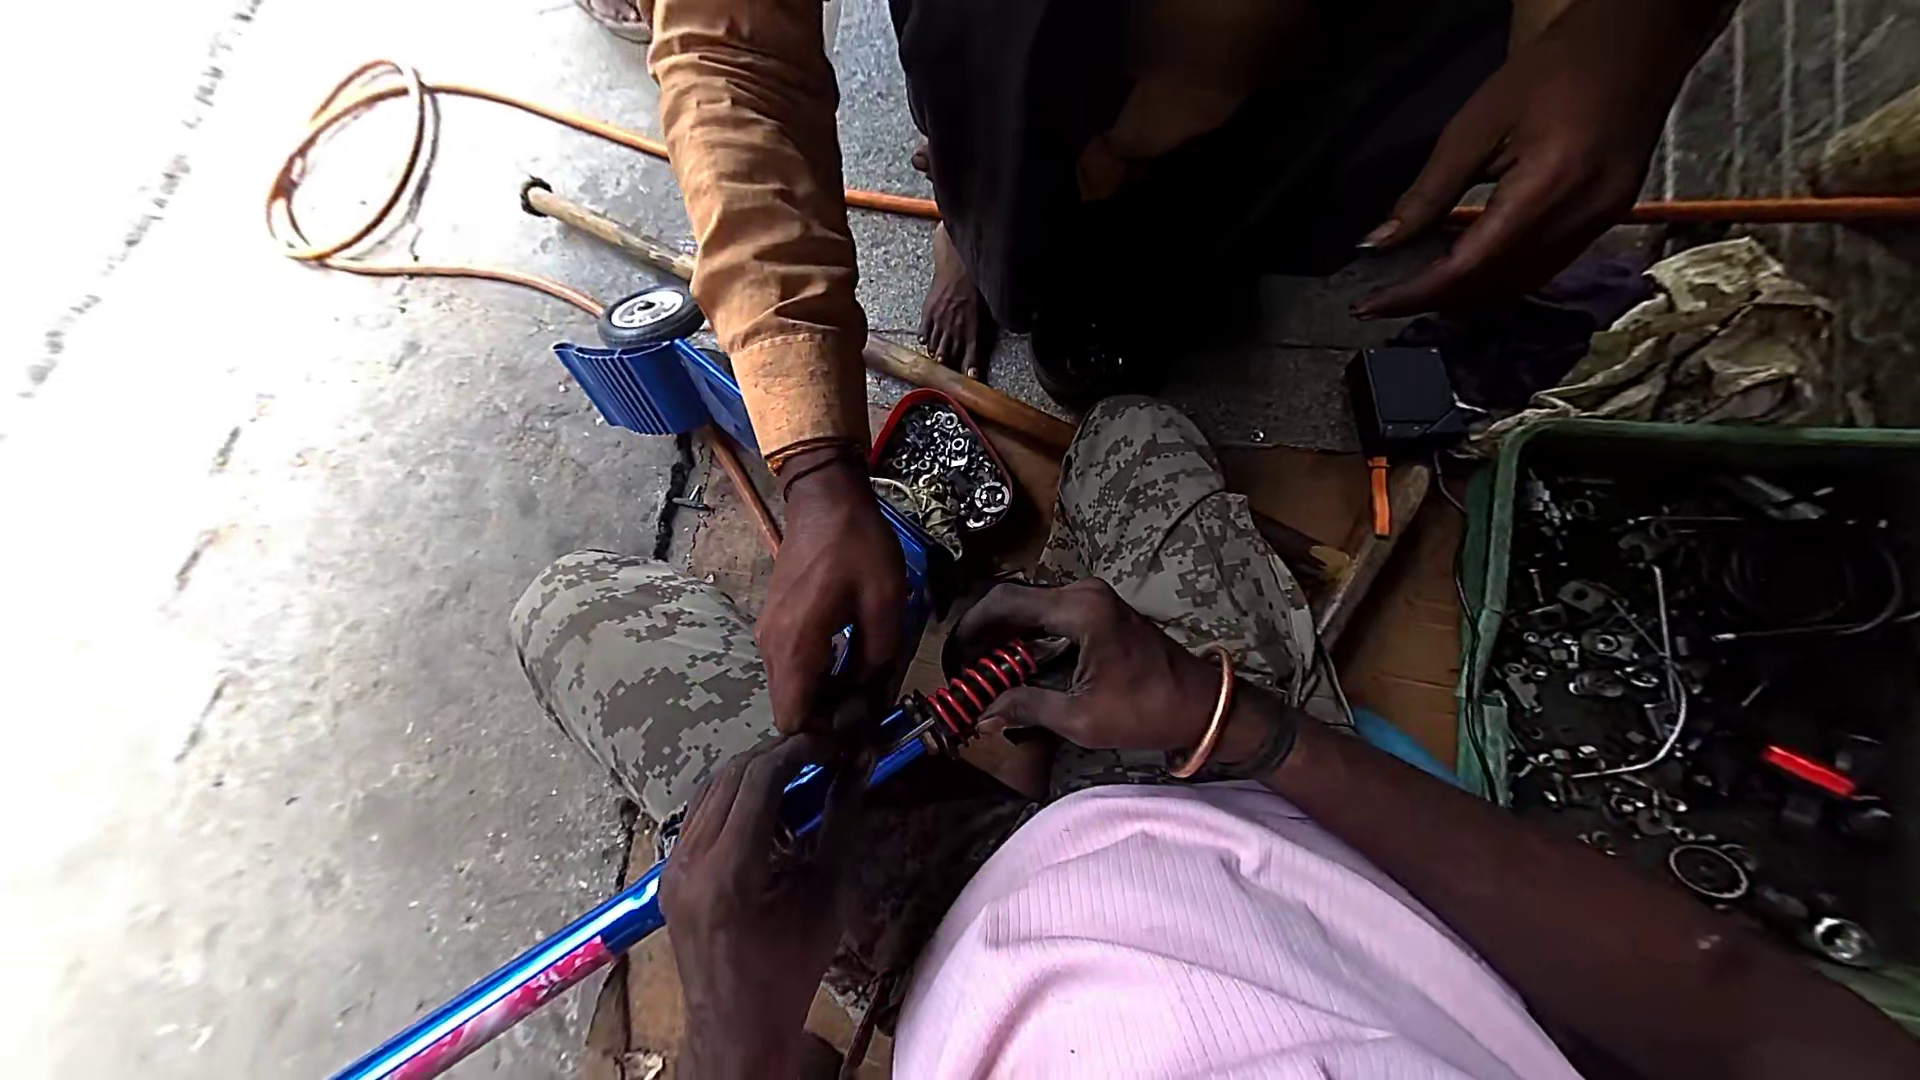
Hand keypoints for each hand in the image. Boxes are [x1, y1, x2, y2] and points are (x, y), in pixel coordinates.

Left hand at [662, 735, 863, 1077]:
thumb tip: (861, 763)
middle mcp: (691, 861)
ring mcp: (673, 866)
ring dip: (757, 769)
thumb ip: (841, 817)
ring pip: (714, 784)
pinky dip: (735, 792)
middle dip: (780, 752)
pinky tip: (766, 803)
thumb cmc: (792, 967)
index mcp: (730, 870)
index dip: (800, 749)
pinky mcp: (670, 872)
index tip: (833, 745)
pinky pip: (702, 809)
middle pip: (734, 772)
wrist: (737, 1031)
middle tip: (820, 753)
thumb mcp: (828, 889)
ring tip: (798, 773)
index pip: (760, 777)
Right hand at [759, 448, 906, 734]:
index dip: (822, 737)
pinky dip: (816, 673)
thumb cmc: (858, 547)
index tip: (856, 733)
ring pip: (790, 685)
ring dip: (822, 694)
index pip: (793, 718)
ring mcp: (768, 631)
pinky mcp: (774, 620)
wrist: (825, 500)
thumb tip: (869, 691)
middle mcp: (772, 645)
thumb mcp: (885, 602)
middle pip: (790, 705)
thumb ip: (877, 657)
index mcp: (796, 645)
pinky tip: (848, 659)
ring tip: (863, 683)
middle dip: (826, 716)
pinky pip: (791, 663)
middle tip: (867, 707)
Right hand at [949, 579, 1222, 751]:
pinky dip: (1022, 633)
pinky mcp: (1095, 606)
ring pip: (1026, 603)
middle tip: (962, 667)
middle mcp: (1082, 592)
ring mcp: (1091, 596)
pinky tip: (1010, 660)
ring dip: (1000, 632)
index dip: (971, 629)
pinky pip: (1045, 611)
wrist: (1202, 704)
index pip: (1005, 602)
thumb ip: (1026, 707)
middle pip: (1012, 598)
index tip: (954, 659)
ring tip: (980, 668)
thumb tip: (983, 715)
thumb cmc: (1147, 712)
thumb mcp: (1082, 718)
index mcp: (1080, 610)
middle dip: (981, 631)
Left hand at [1353, 0, 1730, 317]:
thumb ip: (1425, 197)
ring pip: (1514, 287)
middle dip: (1429, 302)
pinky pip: (1538, 271)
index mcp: (1548, 188)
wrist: (1645, 33)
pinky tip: (1458, 275)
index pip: (1464, 268)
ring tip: (1410, 294)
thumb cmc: (1552, 71)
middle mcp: (1580, 216)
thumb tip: (1375, 245)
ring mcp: (1599, 221)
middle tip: (1380, 302)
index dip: (1410, 295)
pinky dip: (1491, 282)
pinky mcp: (1605, 219)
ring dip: (1459, 299)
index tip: (1366, 307)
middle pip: (1488, 286)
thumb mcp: (1472, 130)